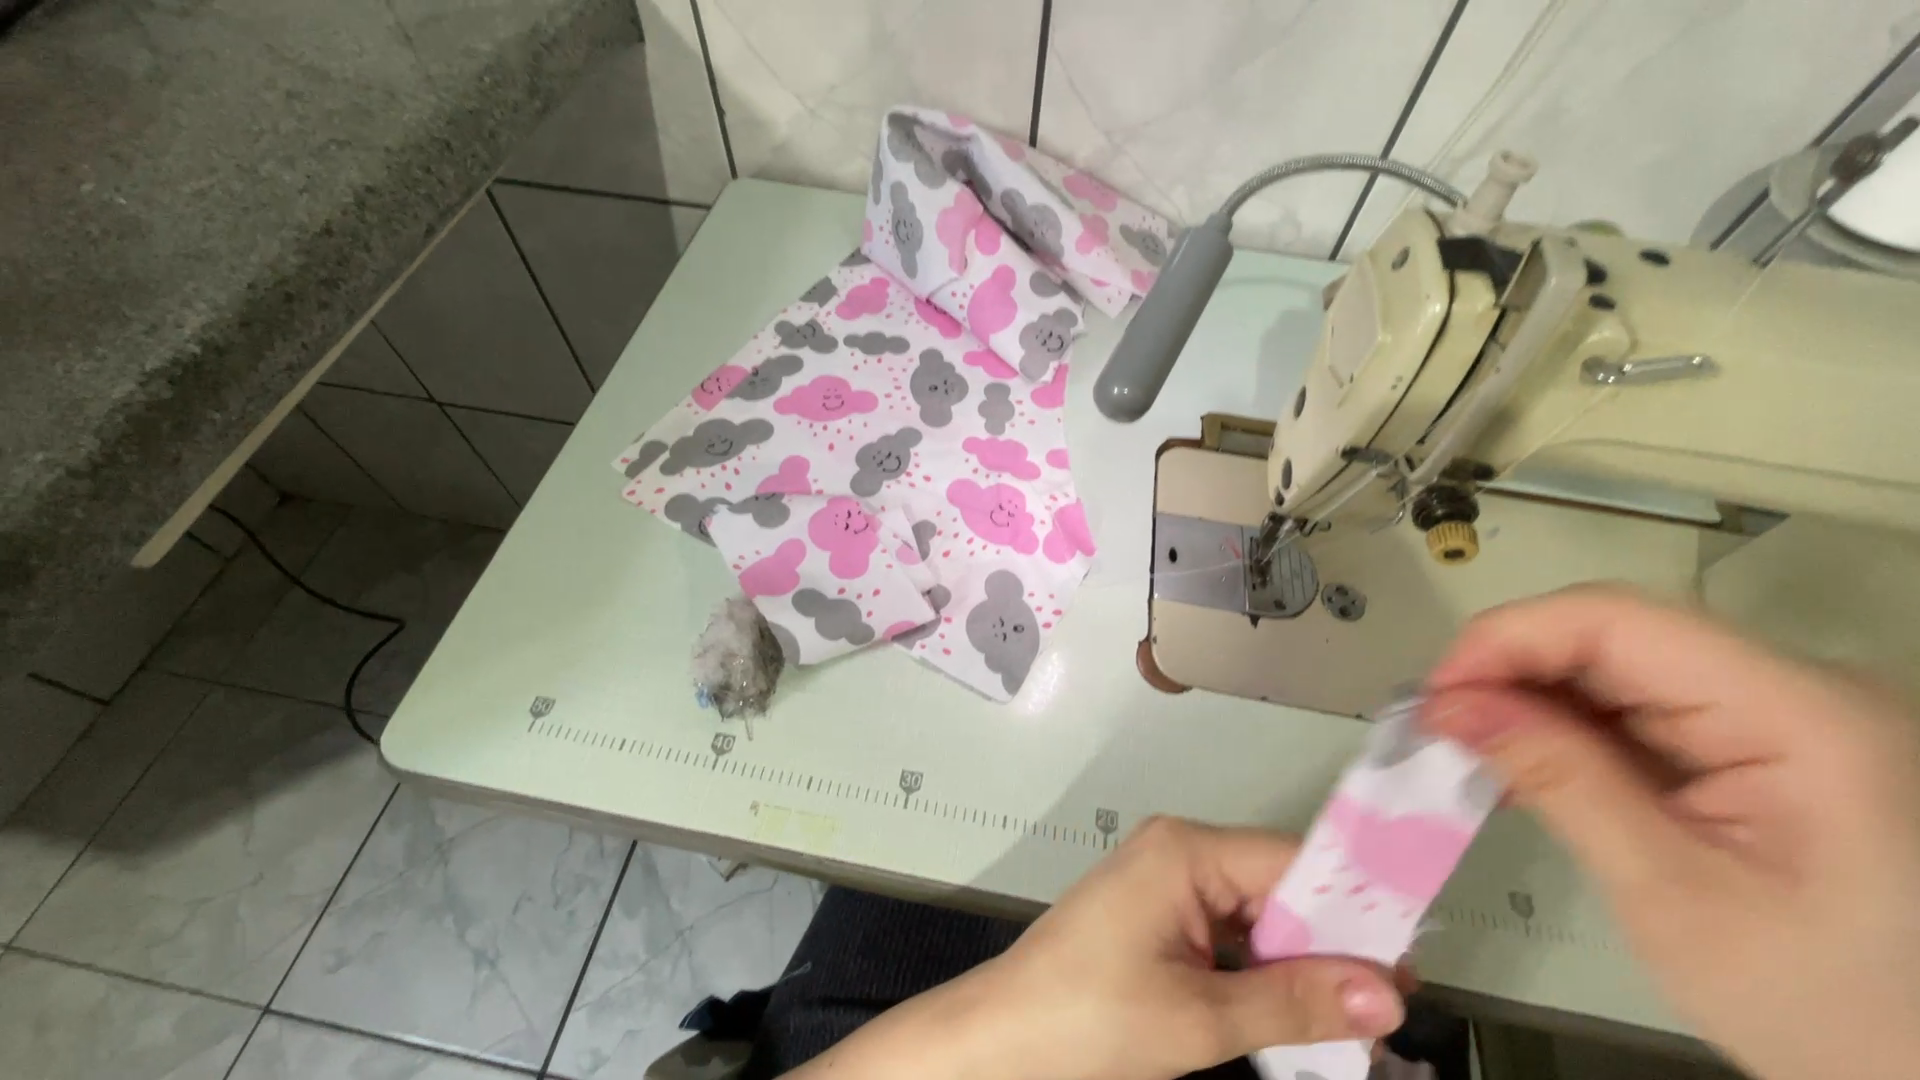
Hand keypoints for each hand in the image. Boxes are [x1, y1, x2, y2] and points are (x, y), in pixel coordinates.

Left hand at [791, 819, 1404, 1079]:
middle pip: (1277, 889)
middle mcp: (1177, 851)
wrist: (999, 1040)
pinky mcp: (1156, 916)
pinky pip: (1226, 935)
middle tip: (1386, 1012)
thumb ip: (1297, 1002)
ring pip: (1255, 917)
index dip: (1354, 909)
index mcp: (1185, 851)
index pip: (1293, 862)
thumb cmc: (1091, 1018)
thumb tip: (1391, 993)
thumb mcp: (1202, 1018)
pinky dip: (1259, 974)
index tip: (1409, 966)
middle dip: (1329, 949)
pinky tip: (1294, 1017)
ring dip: (1297, 969)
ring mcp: (1164, 883)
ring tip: (1353, 1025)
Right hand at [1423, 586, 1919, 1079]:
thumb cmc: (1827, 1006)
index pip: (1616, 620)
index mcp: (1801, 714)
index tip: (1435, 697)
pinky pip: (1642, 706)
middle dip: (1510, 672)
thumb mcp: (1670, 894)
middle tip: (1440, 729)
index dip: (1506, 639)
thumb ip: (1559, 780)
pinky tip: (1530, 765)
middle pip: (1615, 634)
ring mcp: (1785, 713)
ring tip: (1473, 751)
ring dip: (1532, 702)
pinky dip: (1571, 729)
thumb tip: (1448, 704)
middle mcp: (1798, 688)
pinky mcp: (1766, 742)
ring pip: (1618, 665)